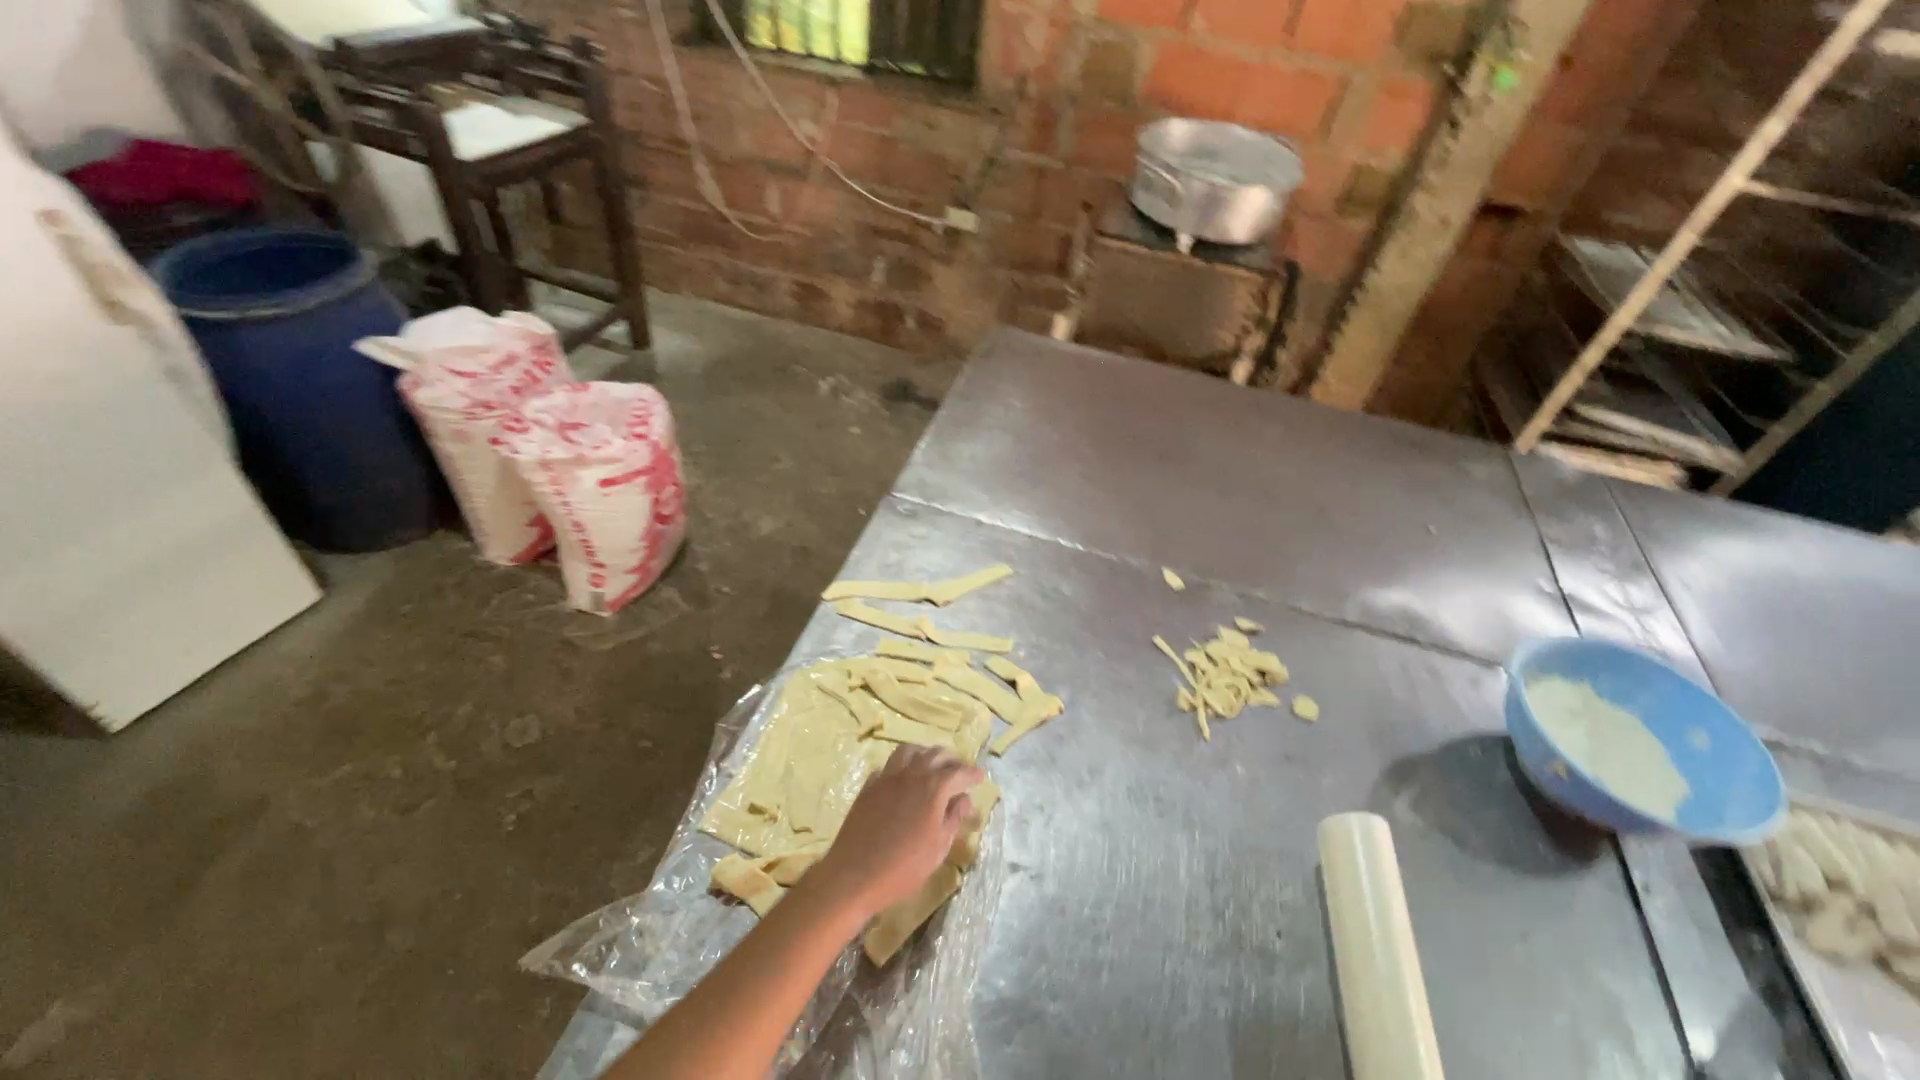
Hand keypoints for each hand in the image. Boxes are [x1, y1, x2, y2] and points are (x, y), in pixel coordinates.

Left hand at [811, 746, 983, 917]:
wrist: (854, 874)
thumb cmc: (904, 867)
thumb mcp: (938, 847)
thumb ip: (953, 818)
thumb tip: (964, 799)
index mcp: (932, 789)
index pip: (958, 773)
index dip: (972, 774)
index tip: (980, 776)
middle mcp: (910, 775)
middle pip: (934, 754)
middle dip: (951, 760)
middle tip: (959, 770)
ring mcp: (886, 778)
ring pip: (908, 752)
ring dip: (924, 754)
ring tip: (931, 765)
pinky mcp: (868, 787)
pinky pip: (888, 766)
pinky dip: (901, 767)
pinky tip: (903, 779)